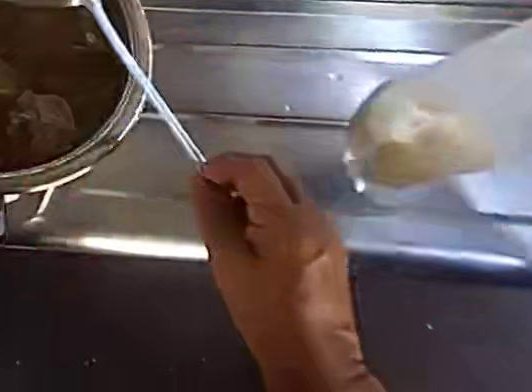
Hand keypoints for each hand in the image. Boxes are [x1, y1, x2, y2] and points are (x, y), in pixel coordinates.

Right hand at [192, 155, 378, 391]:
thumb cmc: (268, 318)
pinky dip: (273, 207)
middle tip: (212, 191)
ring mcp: (327, 230)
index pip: (253, 167)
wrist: (317, 367)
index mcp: (289, 219)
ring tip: (230, 214)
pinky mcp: (331, 245)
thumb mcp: (228, 264)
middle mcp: (313, 216)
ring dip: (255, 190)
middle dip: (238, 173)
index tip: (201, 176)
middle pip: (272, 171)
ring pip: (285, 188)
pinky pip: (298, 209)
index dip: (222, 165)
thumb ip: (212, 216)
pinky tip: (256, 232)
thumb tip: (199, 182)